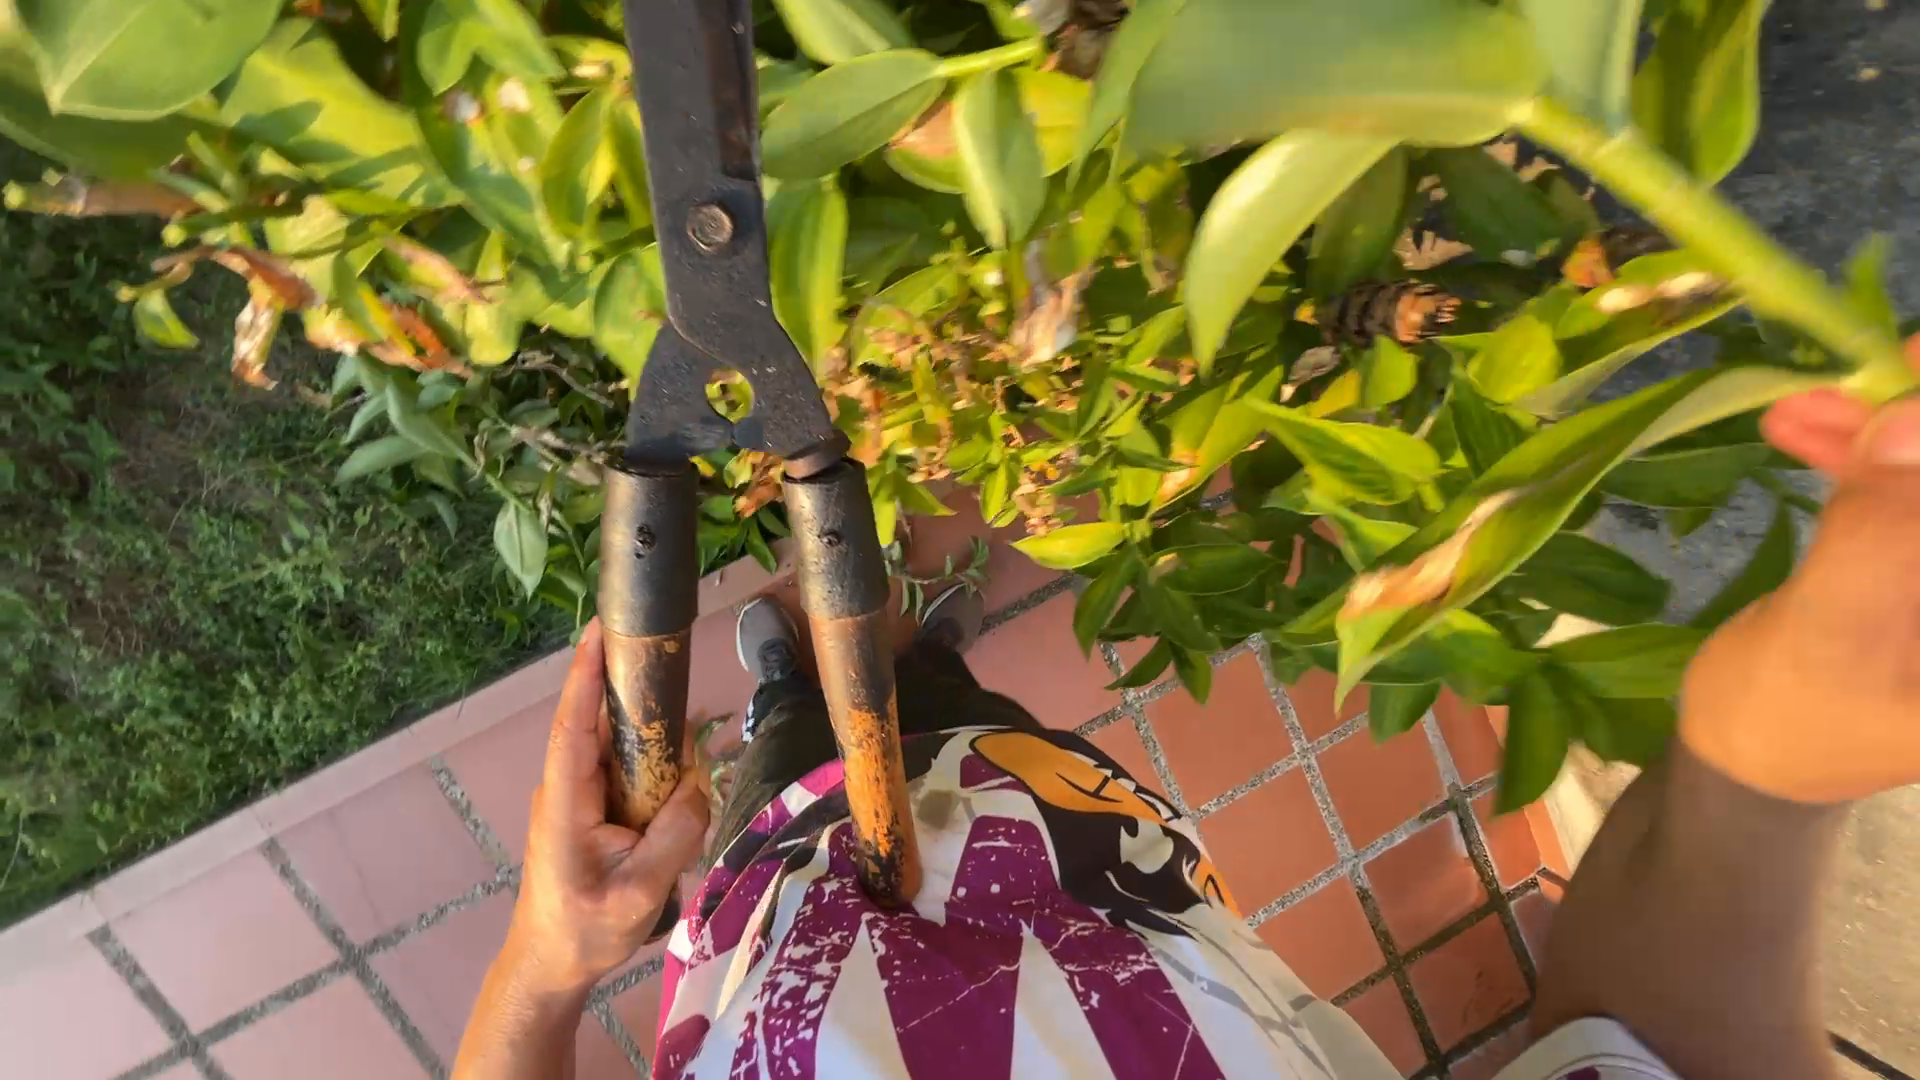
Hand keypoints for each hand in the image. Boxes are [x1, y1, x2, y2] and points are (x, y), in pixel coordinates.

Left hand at [500, 619, 709, 996]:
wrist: (550, 964)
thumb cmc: (584, 929)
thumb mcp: (639, 892)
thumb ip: (674, 835)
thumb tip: (700, 785)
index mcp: (566, 802)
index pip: (573, 727)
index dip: (584, 677)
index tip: (598, 631)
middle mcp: (568, 787)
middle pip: (594, 720)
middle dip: (618, 676)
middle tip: (653, 642)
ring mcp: (580, 795)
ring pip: (612, 741)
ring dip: (638, 712)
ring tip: (672, 687)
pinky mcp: (595, 805)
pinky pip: (624, 763)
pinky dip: (647, 744)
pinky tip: (674, 744)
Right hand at [1681, 337, 1919, 803]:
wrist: (1746, 750)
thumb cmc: (1787, 713)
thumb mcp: (1832, 632)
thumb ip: (1882, 532)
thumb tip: (1916, 415)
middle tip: (1884, 360)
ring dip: (1901, 425)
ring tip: (1813, 396)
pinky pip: (1917, 486)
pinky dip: (1872, 450)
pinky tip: (1806, 426)